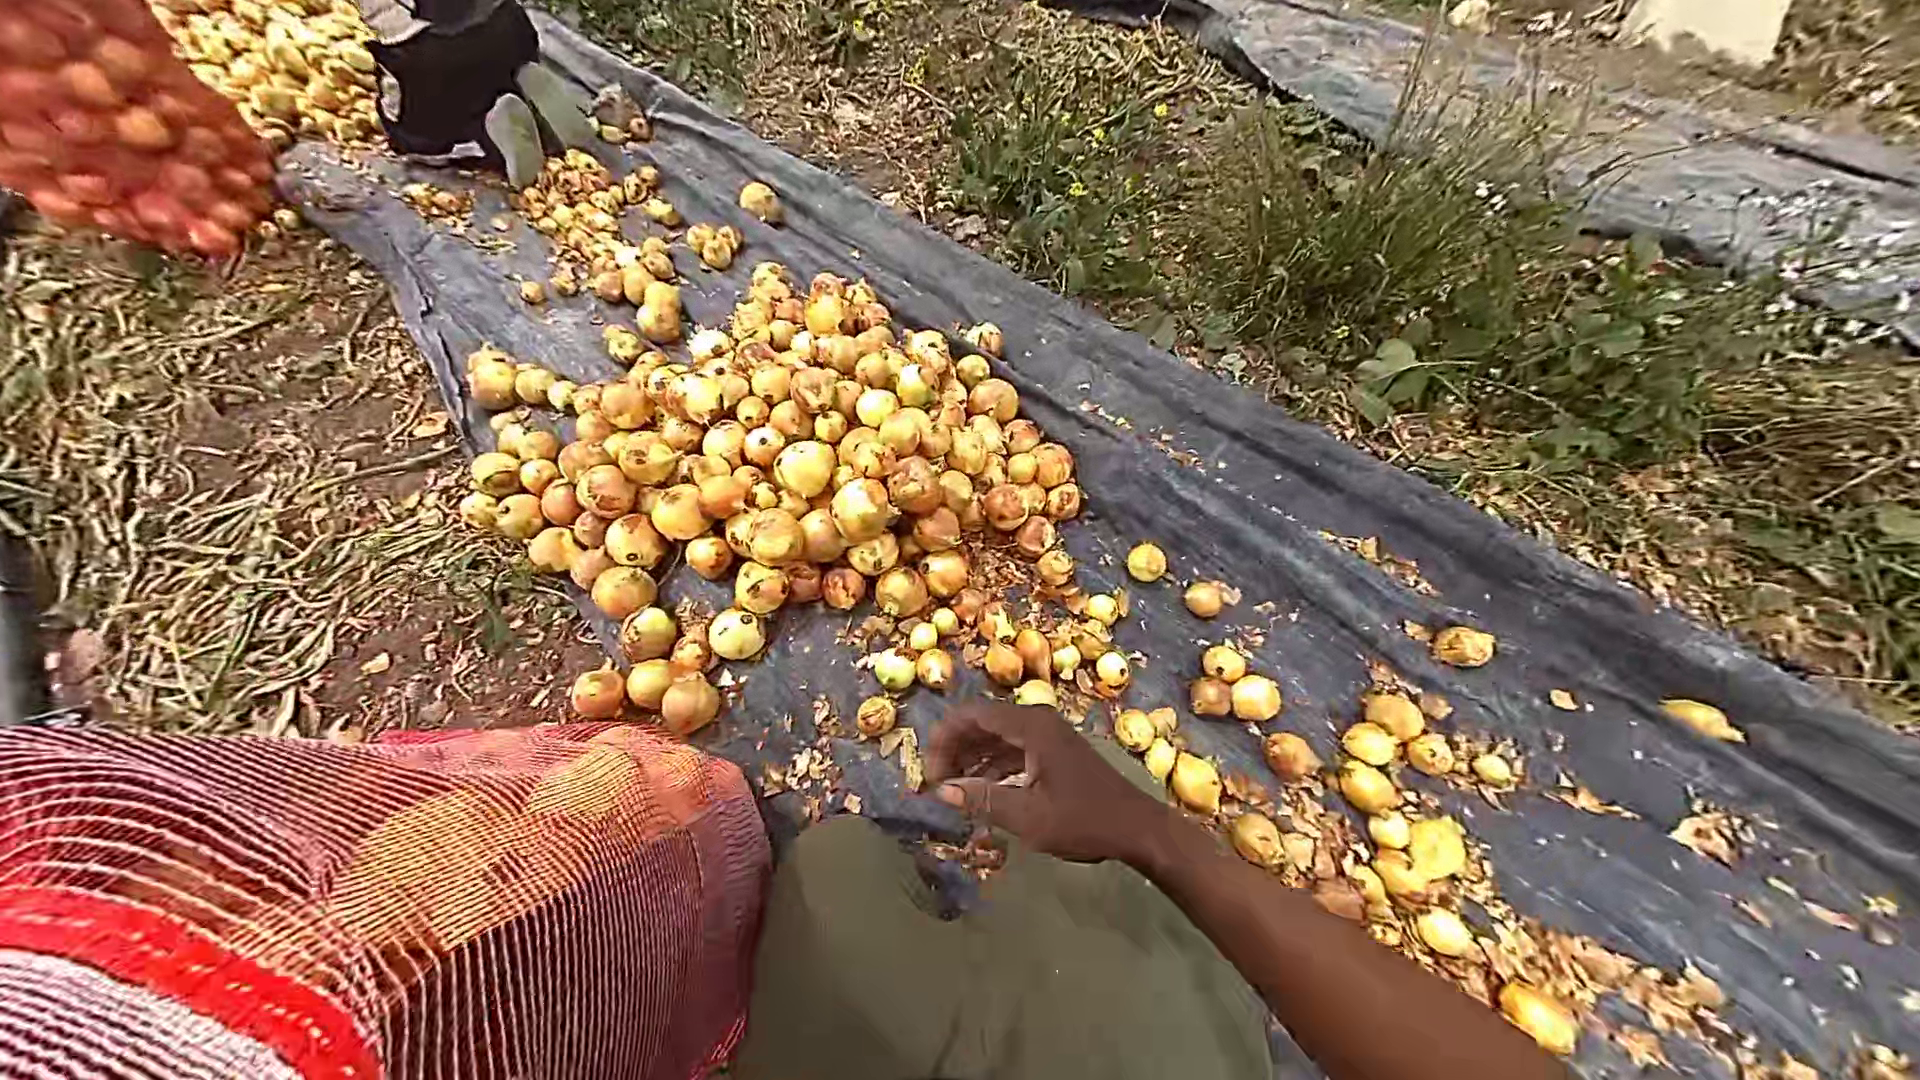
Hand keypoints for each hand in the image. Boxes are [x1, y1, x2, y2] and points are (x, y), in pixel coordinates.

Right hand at [925, 702, 1172, 864]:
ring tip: (954, 790)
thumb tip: (942, 791)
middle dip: (955, 748)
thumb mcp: (1029, 817)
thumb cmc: (1084, 821)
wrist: (1137, 828)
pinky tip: (982, 790)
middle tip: (938, 784)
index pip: (973, 715)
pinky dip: (993, 765)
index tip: (929, 771)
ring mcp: (1047, 734)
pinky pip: (1013, 747)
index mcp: (1031, 727)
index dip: (944, 738)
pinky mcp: (1053, 750)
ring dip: (973, 758)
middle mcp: (1037, 721)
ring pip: (997, 735)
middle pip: (982, 722)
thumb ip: (983, 800)